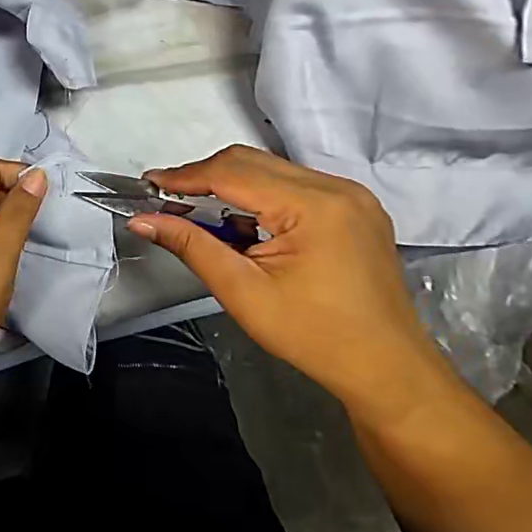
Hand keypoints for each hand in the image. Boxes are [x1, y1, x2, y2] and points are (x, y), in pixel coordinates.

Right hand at [127, 145, 458, 423]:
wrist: (387, 370)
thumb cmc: (315, 335)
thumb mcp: (242, 291)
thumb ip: (191, 246)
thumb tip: (143, 220)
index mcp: (315, 206)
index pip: (233, 172)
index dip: (185, 176)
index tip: (149, 185)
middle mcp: (337, 189)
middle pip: (251, 161)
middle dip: (204, 176)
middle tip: (168, 200)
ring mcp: (351, 196)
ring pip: (270, 169)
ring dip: (229, 184)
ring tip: (199, 213)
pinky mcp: (354, 208)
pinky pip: (292, 184)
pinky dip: (258, 195)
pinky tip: (242, 223)